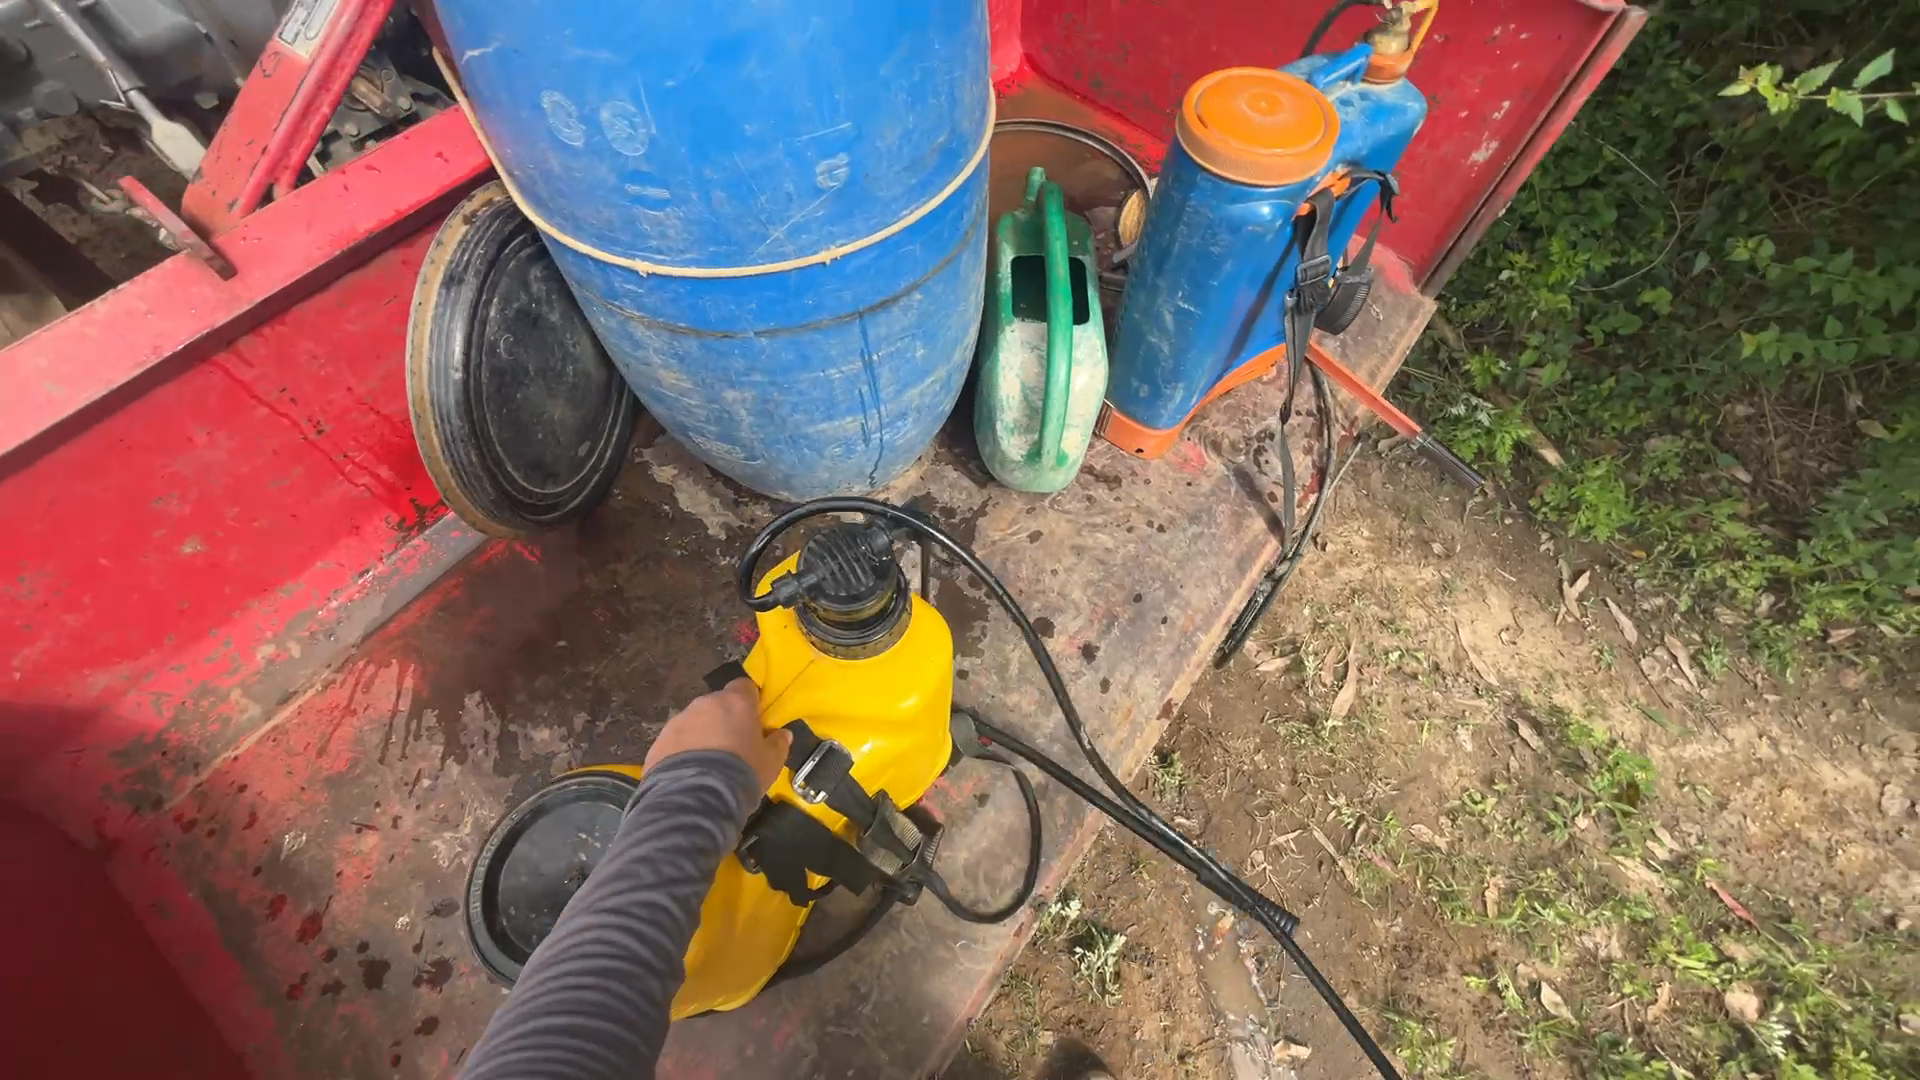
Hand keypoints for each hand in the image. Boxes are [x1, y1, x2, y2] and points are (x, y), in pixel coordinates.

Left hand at [644, 678, 789, 790]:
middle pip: (718, 704)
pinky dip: (682, 752)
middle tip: (732, 747)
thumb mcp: (771, 762)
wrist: (694, 799)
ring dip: (702, 735)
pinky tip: (688, 774)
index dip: (750, 701)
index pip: (745, 686)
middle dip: (724, 720)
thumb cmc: (742, 773)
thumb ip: (778, 744)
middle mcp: (706, 704)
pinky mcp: (658, 742)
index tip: (754, 720)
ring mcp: (678, 721)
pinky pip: (676, 741)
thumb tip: (782, 734)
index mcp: (736, 702)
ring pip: (695, 722)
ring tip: (707, 765)